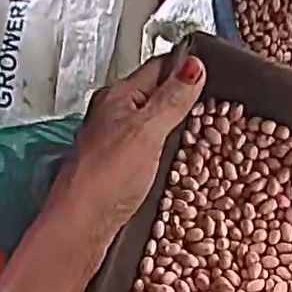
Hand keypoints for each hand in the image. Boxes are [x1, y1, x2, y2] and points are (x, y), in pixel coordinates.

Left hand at [42, 53, 206, 254]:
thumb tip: (194, 66)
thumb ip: (172, 99)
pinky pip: (145, 156)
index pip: (158, 68)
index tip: (210, 68)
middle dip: (181, 101)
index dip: (185, 67)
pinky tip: (172, 167)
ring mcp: (111, 148)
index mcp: (117, 97)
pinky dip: (161, 157)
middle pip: (153, 99)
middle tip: (211, 103)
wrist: (81, 224)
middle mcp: (110, 119)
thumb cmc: (106, 177)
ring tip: (198, 135)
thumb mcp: (148, 130)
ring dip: (172, 132)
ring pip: (149, 129)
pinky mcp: (114, 175)